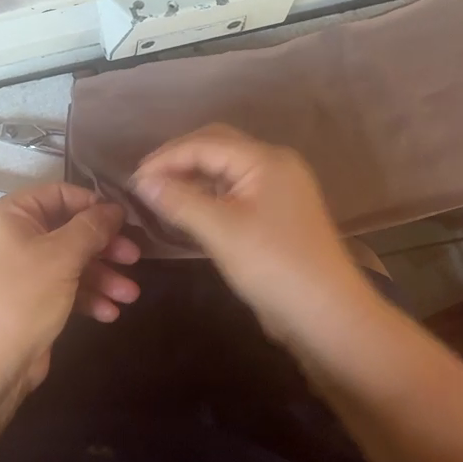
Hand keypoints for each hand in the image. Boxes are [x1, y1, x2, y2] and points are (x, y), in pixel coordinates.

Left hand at [0, 184, 141, 390]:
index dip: (92, 204)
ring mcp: (23, 269)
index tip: (124, 219)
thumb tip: (114, 208)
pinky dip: (88, 297)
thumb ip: (91, 229)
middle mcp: (15, 236)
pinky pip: (66, 288)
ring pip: (72, 262)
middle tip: (135, 258)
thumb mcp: (61, 257)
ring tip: (131, 295)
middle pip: (69, 229)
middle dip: (103, 246)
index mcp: (11, 215)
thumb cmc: (22, 296)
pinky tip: (110, 313)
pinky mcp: (33, 299)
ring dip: (103, 276)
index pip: (58, 194)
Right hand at [132, 125, 377, 344]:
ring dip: (191, 176)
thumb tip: (142, 182)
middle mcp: (274, 165)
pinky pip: (233, 189)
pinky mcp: (276, 213)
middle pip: (216, 146)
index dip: (165, 158)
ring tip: (159, 194)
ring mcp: (278, 189)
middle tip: (144, 181)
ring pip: (224, 168)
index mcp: (265, 160)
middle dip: (177, 160)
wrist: (330, 318)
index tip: (132, 180)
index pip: (204, 143)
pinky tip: (186, 209)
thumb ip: (179, 200)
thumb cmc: (275, 267)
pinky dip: (206, 193)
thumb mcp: (220, 231)